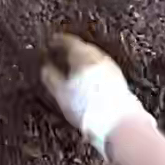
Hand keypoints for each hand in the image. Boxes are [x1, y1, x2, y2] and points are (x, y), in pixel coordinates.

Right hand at [40, 33, 154, 156]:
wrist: (116, 122)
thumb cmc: (88, 107)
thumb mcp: (60, 93)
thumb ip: (51, 77)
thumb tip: (45, 69)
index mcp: (83, 55)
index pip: (69, 41)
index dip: (58, 41)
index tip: (52, 42)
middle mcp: (98, 58)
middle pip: (83, 48)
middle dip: (71, 50)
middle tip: (61, 54)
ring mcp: (111, 68)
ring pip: (93, 58)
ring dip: (83, 61)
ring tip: (74, 69)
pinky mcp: (119, 80)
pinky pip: (102, 69)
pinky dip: (93, 71)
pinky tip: (89, 82)